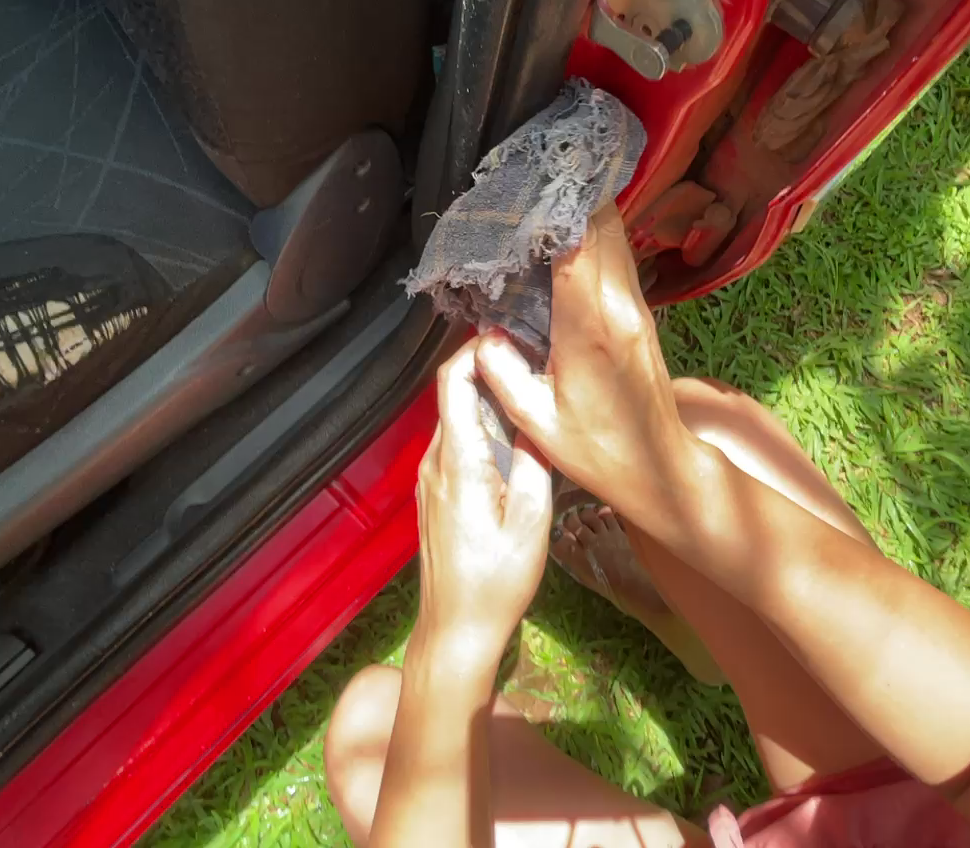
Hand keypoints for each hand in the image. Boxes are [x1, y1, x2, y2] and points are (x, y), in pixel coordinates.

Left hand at [412, 341, 553, 671]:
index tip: (511, 338)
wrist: (455, 630)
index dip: (476, 350)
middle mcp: (435, 461)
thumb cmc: (497, 581)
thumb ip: (534, 461)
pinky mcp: (434, 492)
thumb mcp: (531, 520)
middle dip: (489, 369)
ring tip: (530, 394)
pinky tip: (513, 436)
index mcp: (458, 461)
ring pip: (455, 417)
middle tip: (533, 363)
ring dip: (486, 398)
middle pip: (453, 394)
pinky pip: (455, 441)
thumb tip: (540, 414)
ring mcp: (430, 477)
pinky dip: (480, 425)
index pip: (453, 382)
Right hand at [474, 204, 704, 540]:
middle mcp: (619, 306)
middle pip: (603, 226)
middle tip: (531, 177)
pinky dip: (594, 236)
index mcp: (591, 327)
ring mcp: (636, 307)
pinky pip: (618, 257)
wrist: (658, 466)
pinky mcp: (641, 314)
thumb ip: (502, 372)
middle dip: (570, 194)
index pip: (578, 244)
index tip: (528, 182)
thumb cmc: (597, 450)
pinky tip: (566, 236)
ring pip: (615, 237)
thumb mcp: (536, 420)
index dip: (556, 207)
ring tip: (544, 196)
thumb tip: (485, 334)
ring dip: (584, 210)